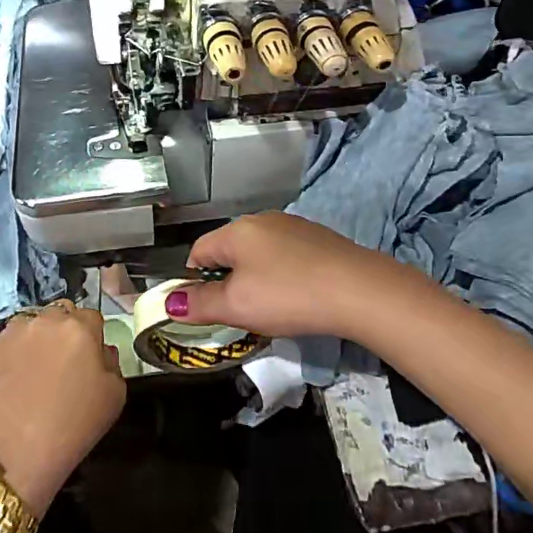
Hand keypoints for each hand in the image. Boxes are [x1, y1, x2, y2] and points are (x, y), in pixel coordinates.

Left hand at [0, 303, 124, 511]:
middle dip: (63, 334)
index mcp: (78, 328)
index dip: (92, 338)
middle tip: (62, 367)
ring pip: (28, 326)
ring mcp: (8, 333)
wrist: (10, 453)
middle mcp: (41, 321)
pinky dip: (9, 359)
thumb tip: (101, 351)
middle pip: (58, 315)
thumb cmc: (71, 429)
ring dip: (34, 342)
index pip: (91, 318)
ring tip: (32, 376)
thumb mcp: (114, 400)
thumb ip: (112, 364)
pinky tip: (9, 387)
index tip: (88, 361)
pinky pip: (2, 346)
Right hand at [168, 212, 395, 338]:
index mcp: (236, 230)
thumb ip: (199, 303)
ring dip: (257, 277)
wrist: (364, 292)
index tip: (207, 307)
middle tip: (241, 312)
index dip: (194, 280)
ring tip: (273, 308)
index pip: (198, 251)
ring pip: (260, 253)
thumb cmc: (289, 296)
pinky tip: (301, 297)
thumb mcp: (237, 306)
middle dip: (228, 280)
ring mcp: (295, 227)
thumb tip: (168, 302)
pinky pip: (288, 256)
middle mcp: (262, 220)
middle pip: (230, 251)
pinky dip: (286, 275)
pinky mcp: (322, 240)